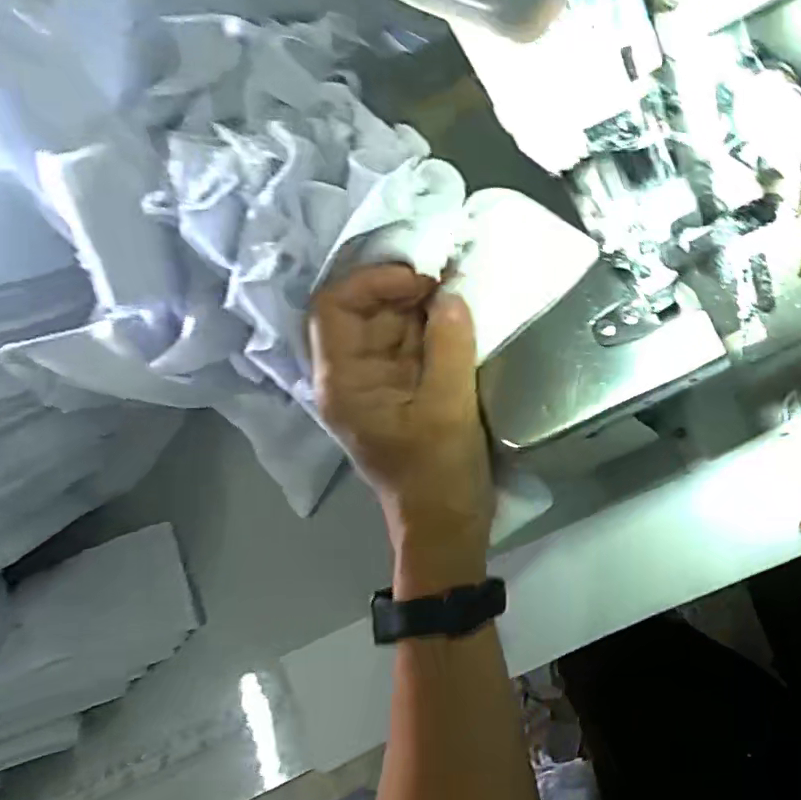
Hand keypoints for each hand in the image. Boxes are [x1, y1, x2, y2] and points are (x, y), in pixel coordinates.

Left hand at [309, 263, 491, 597]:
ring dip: (425, 307)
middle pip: (365, 314)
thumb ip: (449, 350)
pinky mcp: (410, 393)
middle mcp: (355, 377)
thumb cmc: (438, 473)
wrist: (448, 524)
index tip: (423, 275)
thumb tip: (454, 297)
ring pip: (394, 328)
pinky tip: (464, 320)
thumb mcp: (447, 410)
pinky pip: (418, 349)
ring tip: (463, 292)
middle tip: (453, 277)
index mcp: (343, 382)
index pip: (336, 308)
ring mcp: (384, 386)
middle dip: (404, 290)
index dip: (373, 281)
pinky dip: (438, 330)